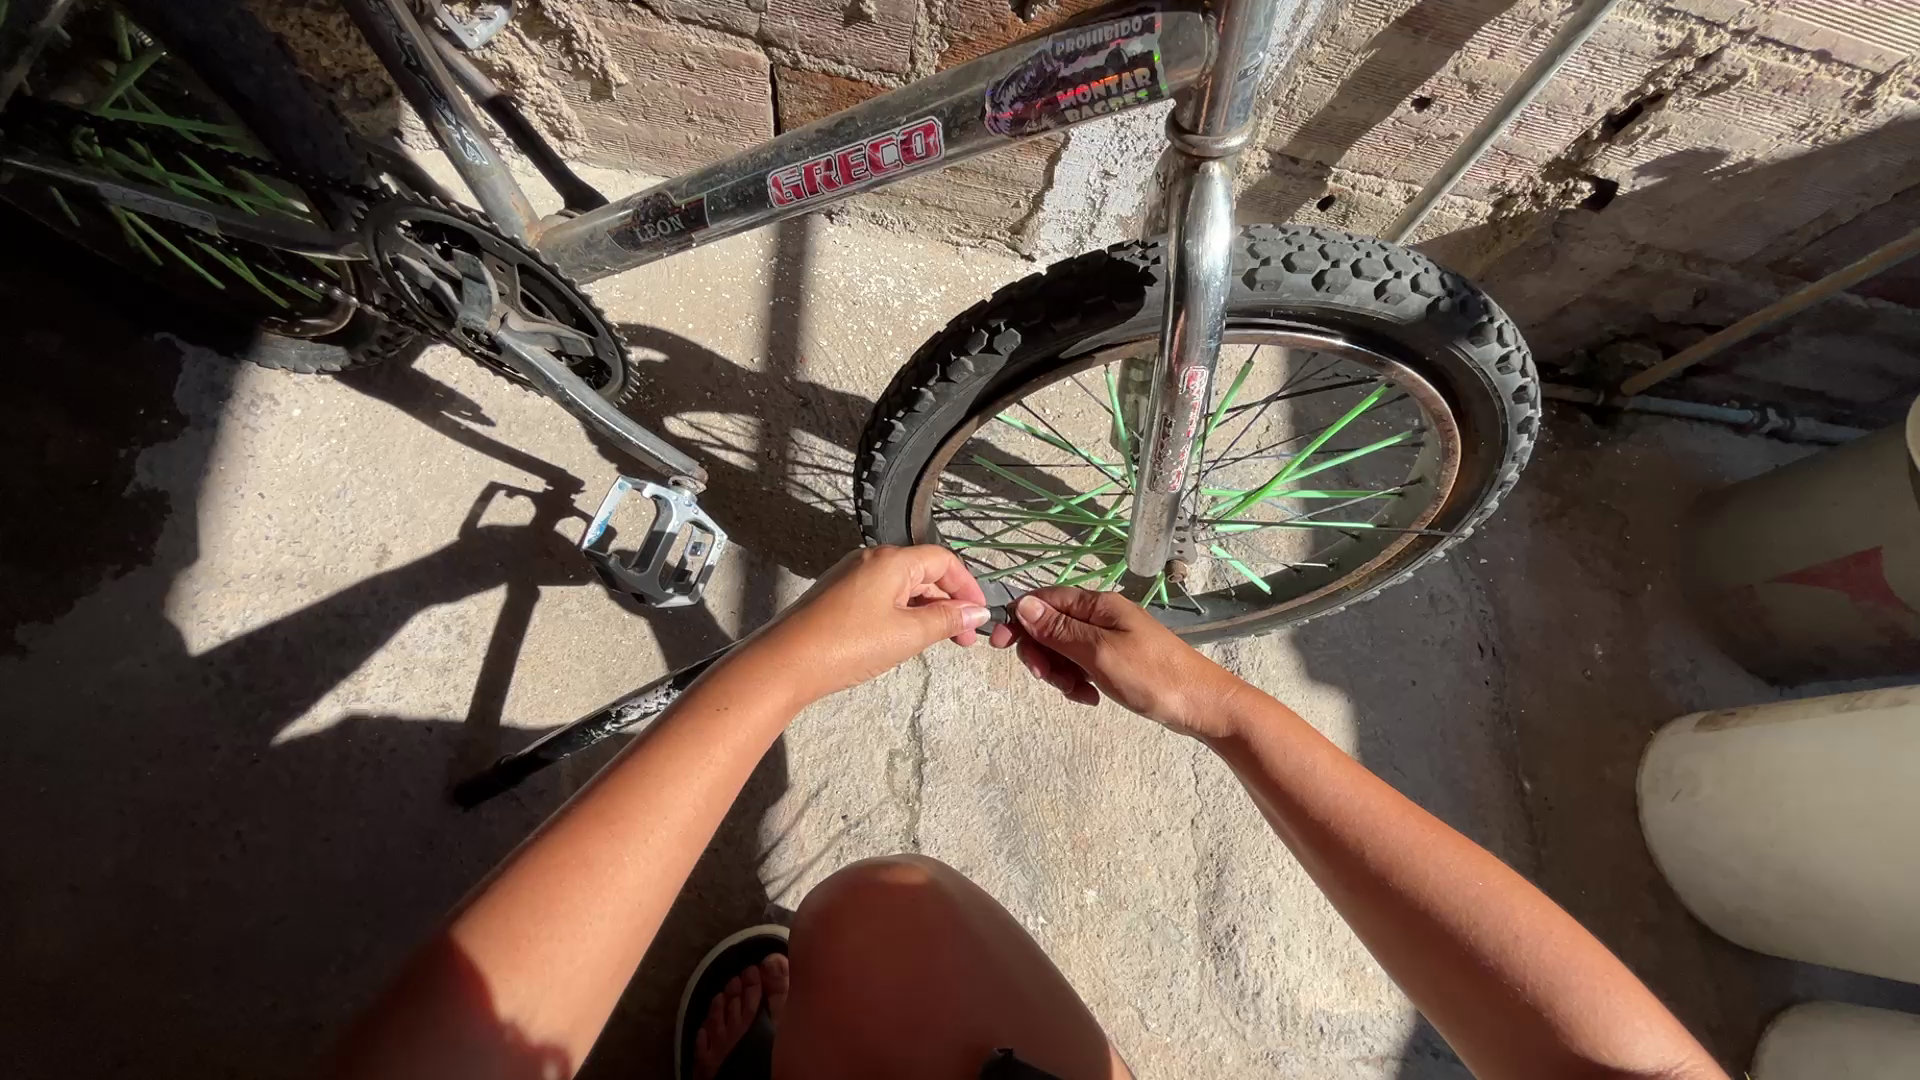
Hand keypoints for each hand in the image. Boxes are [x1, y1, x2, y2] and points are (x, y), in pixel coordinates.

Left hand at [738, 545, 993, 706]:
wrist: (784, 664)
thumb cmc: (847, 645)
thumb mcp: (907, 634)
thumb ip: (946, 620)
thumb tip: (977, 611)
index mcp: (891, 560)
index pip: (943, 560)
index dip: (967, 586)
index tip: (980, 615)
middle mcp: (872, 560)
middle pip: (924, 571)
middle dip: (949, 602)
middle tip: (964, 638)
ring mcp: (852, 576)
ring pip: (904, 586)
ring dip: (927, 610)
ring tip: (940, 641)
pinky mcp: (839, 596)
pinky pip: (884, 596)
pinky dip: (904, 613)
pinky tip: (907, 638)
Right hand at [1002, 587, 1247, 738]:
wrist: (1203, 706)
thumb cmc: (1152, 676)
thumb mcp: (1099, 652)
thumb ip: (1059, 630)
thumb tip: (1022, 605)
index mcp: (1097, 605)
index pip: (1043, 601)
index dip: (1019, 620)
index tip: (1000, 646)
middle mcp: (1100, 616)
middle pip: (1050, 627)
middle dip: (1042, 653)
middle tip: (1049, 679)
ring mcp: (1109, 639)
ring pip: (1063, 650)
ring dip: (1060, 672)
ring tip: (1079, 693)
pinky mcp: (1116, 660)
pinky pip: (1082, 665)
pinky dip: (1078, 681)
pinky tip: (1091, 697)